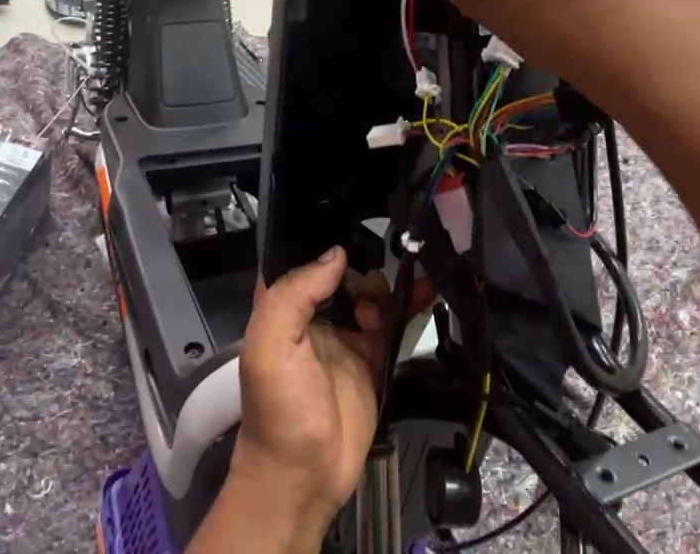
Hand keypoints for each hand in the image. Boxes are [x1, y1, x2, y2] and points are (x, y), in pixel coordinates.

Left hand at [231, 247, 389, 525]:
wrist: (303, 477)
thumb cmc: (279, 409)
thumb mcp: (271, 345)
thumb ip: (296, 293)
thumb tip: (337, 254)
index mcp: (281, 306)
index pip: (300, 258)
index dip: (323, 239)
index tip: (353, 222)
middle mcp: (312, 315)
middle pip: (343, 273)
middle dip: (364, 265)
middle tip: (375, 281)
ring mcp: (345, 336)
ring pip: (371, 294)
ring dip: (388, 285)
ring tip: (396, 297)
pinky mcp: (372, 359)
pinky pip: (393, 324)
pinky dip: (410, 306)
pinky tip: (427, 291)